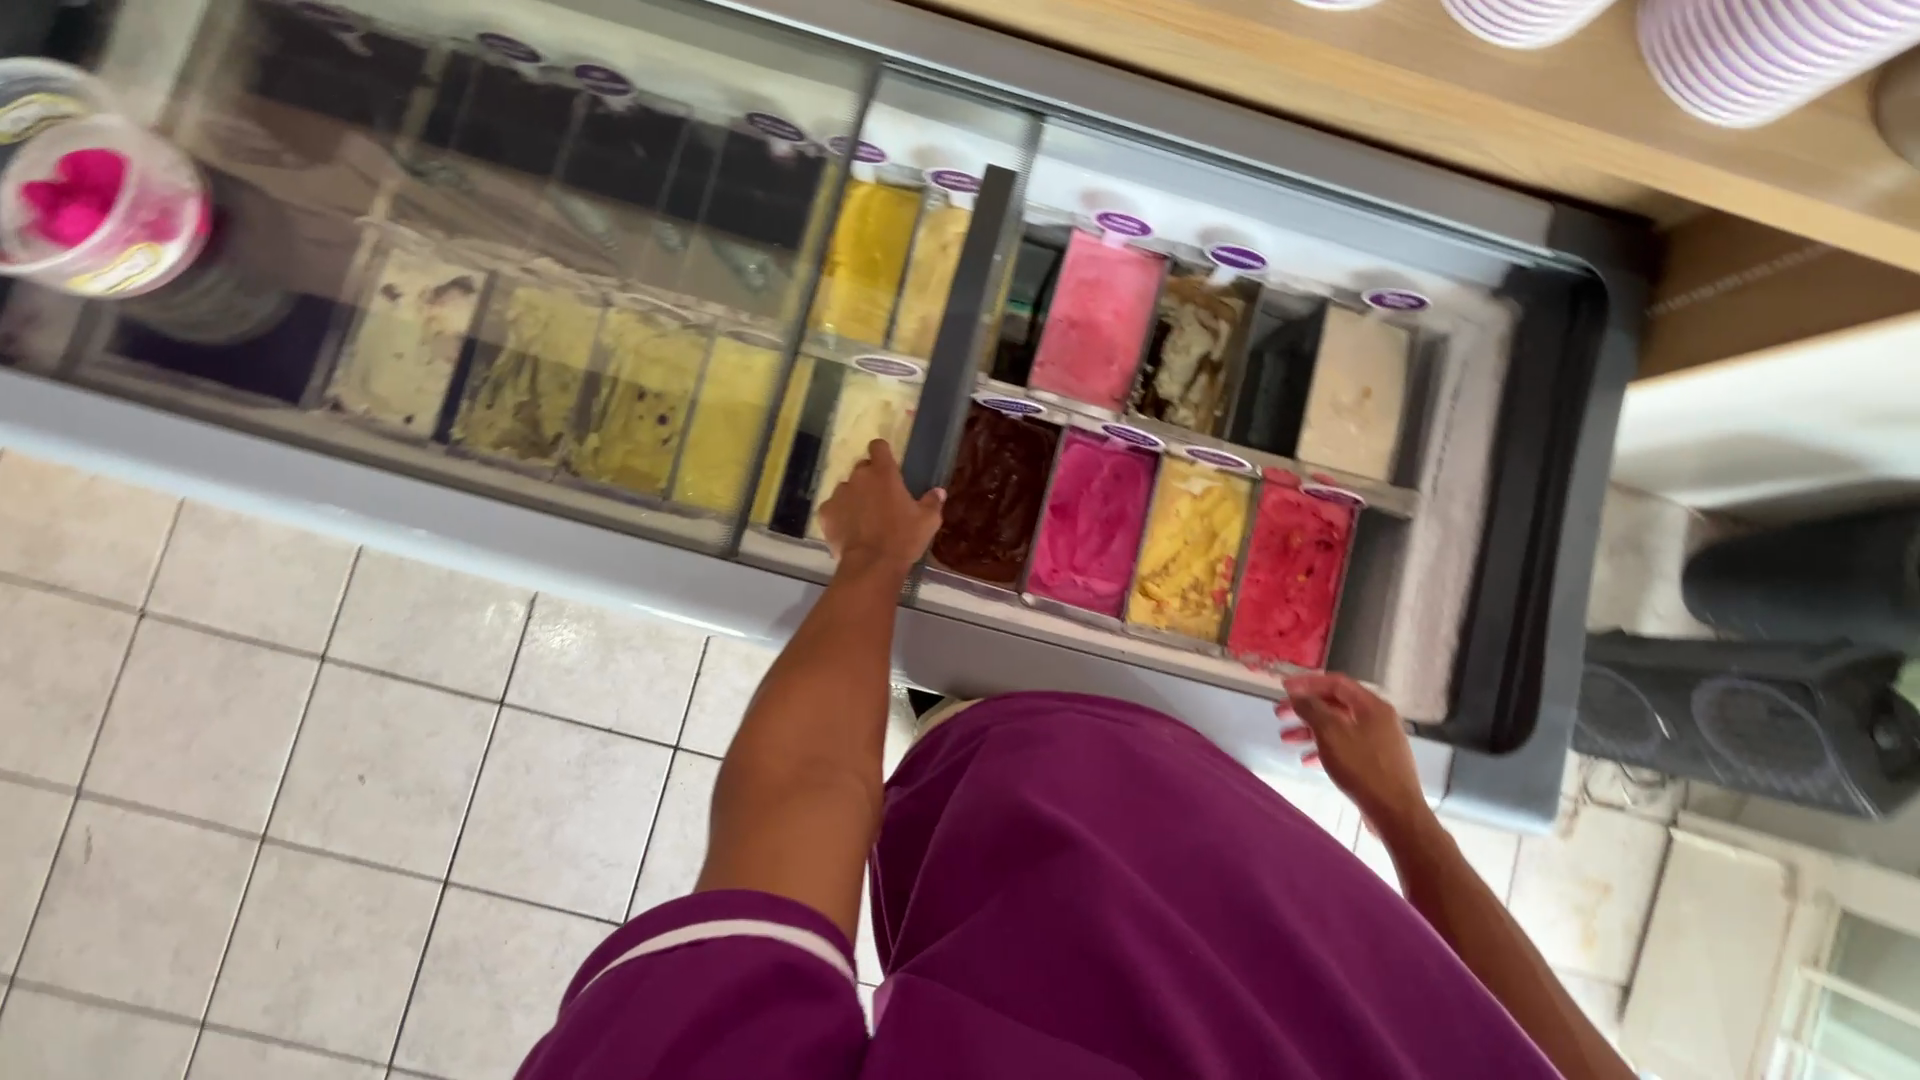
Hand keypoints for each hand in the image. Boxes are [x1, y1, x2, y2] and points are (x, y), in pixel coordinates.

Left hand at [817, 440, 944, 579]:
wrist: (872, 564)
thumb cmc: (903, 539)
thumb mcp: (928, 521)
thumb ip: (932, 502)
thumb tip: (938, 492)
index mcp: (884, 473)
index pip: (878, 447)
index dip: (882, 453)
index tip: (886, 463)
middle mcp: (858, 477)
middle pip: (862, 468)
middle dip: (870, 479)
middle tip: (880, 499)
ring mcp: (838, 494)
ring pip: (846, 489)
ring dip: (854, 497)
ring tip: (863, 518)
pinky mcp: (825, 513)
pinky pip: (833, 508)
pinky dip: (839, 515)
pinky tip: (849, 530)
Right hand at [1277, 673, 1430, 831]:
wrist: (1395, 812)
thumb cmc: (1362, 767)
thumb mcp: (1330, 733)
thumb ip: (1311, 708)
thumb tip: (1297, 694)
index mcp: (1371, 706)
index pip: (1336, 683)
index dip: (1307, 682)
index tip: (1283, 688)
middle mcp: (1377, 719)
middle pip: (1335, 705)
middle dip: (1304, 709)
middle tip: (1279, 714)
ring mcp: (1378, 741)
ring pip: (1337, 727)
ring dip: (1309, 730)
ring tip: (1286, 739)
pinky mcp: (1376, 762)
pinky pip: (1345, 747)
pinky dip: (1324, 748)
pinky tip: (1306, 760)